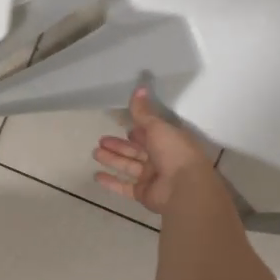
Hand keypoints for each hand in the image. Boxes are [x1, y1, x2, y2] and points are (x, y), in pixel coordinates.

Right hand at [93, 87, 214, 214]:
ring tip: (94, 153)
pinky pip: (124, 186)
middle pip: (136, 150)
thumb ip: (143, 112)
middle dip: (118, 145)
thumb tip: (139, 87)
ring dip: (112, 159)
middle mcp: (161, 159)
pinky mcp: (143, 193)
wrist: (184, 188)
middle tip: (101, 140)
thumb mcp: (157, 127)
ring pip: (128, 166)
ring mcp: (152, 177)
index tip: (122, 125)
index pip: (149, 134)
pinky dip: (111, 182)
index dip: (136, 130)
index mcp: (168, 141)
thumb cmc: (174, 152)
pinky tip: (96, 176)